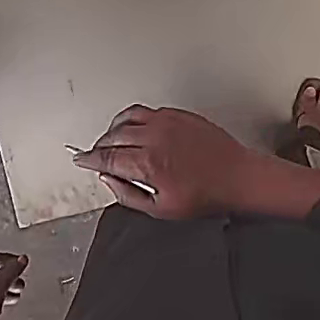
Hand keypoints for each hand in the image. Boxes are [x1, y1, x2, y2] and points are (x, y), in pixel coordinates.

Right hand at [70, 105, 319, 220]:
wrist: (239, 177)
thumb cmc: (208, 195)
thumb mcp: (161, 209)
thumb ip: (127, 194)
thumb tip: (109, 179)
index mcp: (148, 163)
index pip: (106, 158)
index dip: (89, 159)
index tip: (81, 160)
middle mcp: (155, 137)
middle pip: (113, 135)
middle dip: (100, 145)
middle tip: (96, 154)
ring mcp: (168, 122)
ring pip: (127, 117)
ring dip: (114, 128)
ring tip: (111, 139)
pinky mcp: (179, 114)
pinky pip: (147, 110)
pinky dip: (133, 118)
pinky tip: (133, 127)